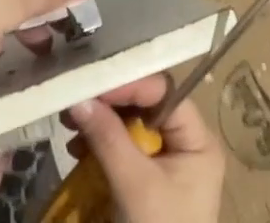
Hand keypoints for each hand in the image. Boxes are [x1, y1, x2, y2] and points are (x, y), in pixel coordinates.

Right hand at [66, 74, 224, 222]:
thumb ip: (108, 138)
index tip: (92, 85)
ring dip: (100, 123)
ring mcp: (167, 162)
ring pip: (130, 125)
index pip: (164, 93)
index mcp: (198, 141)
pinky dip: (99, 144)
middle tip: (75, 102)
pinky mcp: (147, 179)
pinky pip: (122, 147)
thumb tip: (79, 97)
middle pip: (145, 106)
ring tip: (71, 126)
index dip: (129, 84)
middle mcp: (186, 144)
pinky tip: (78, 148)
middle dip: (109, 103)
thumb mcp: (135, 185)